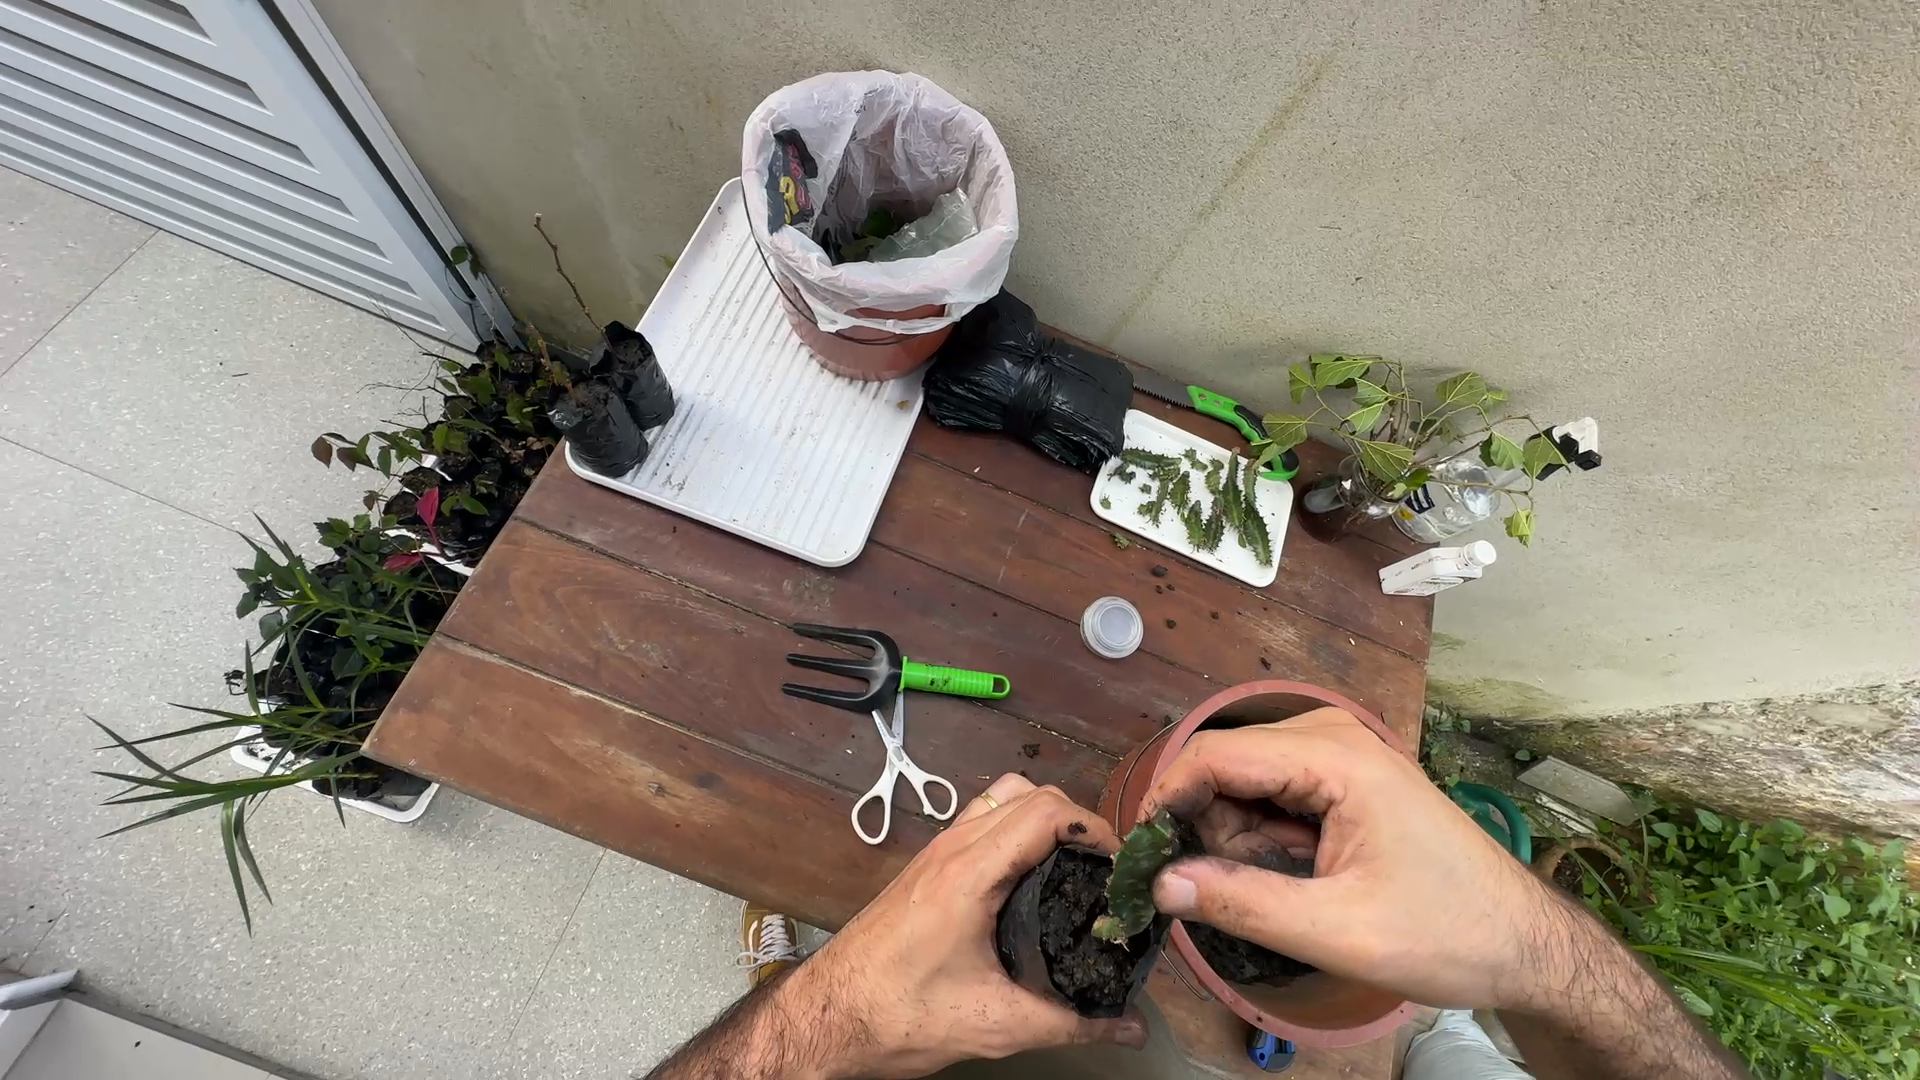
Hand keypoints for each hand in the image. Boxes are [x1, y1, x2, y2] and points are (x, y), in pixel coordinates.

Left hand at [778, 773, 1147, 1078]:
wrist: (829, 1014)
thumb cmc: (905, 1014)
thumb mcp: (996, 1025)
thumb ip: (1071, 1022)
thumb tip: (1131, 1026)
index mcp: (971, 871)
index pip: (1045, 812)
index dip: (1093, 826)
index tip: (1120, 866)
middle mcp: (955, 843)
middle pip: (1029, 793)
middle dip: (1076, 819)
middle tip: (1103, 869)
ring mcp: (939, 846)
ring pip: (1003, 796)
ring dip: (1044, 814)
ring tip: (1072, 863)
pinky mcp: (931, 859)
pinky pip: (983, 816)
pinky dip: (1017, 824)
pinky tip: (1029, 872)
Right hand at [1140, 707, 1582, 1012]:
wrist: (1527, 943)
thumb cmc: (1448, 935)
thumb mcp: (1340, 932)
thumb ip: (1242, 903)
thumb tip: (1158, 886)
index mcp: (1334, 756)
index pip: (1216, 754)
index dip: (1168, 798)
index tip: (1143, 853)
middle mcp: (1327, 732)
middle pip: (1224, 764)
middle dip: (1210, 826)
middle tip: (1231, 887)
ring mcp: (1333, 745)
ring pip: (1239, 777)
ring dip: (1238, 833)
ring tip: (1287, 883)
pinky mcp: (1335, 766)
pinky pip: (1266, 786)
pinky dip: (1262, 829)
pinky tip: (1296, 865)